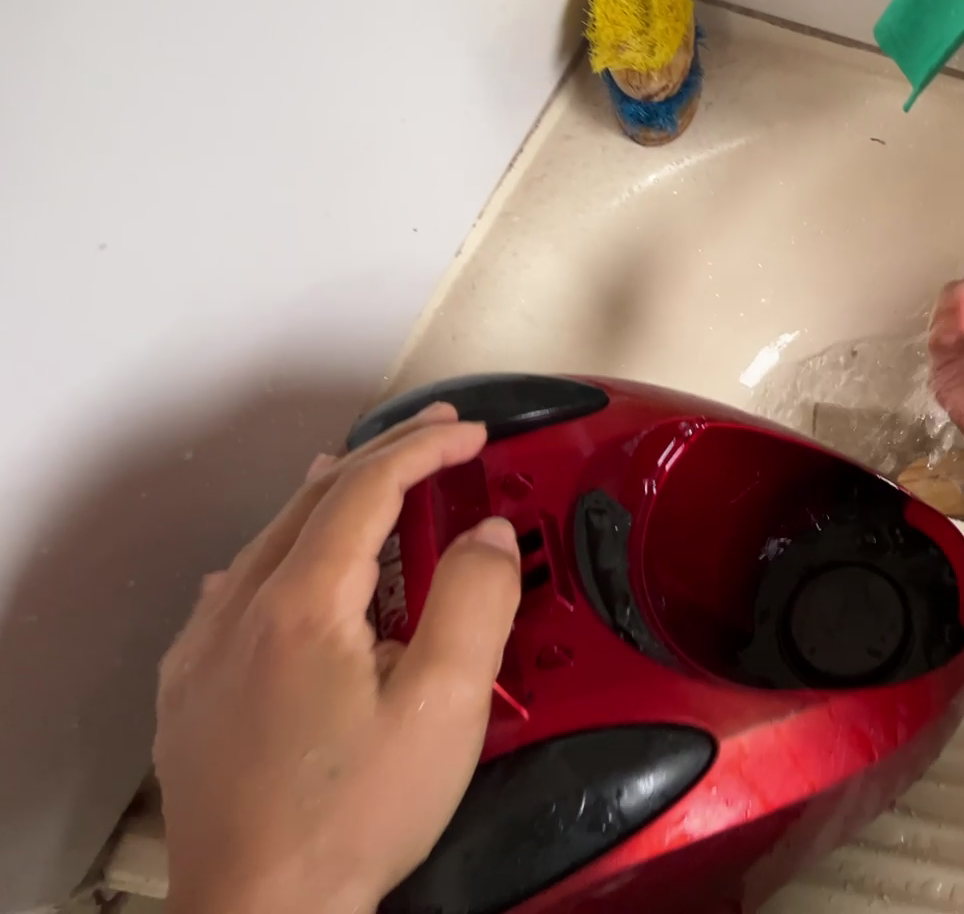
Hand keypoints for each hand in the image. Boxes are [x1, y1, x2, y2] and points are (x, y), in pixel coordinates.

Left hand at [155, 403, 521, 913]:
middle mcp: (237, 620)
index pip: (363, 493)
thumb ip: (476, 602)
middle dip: (383, 453)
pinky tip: (298, 557)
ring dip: (336, 492)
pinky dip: (291, 543)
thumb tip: (488, 537)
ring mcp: (207, 657)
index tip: (473, 434)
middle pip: (312, 503)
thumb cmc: (359, 808)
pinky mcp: (200, 692)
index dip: (423, 450)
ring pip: (271, 538)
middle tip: (441, 431)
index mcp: (299, 612)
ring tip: (379, 470)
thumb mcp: (448, 700)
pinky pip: (242, 584)